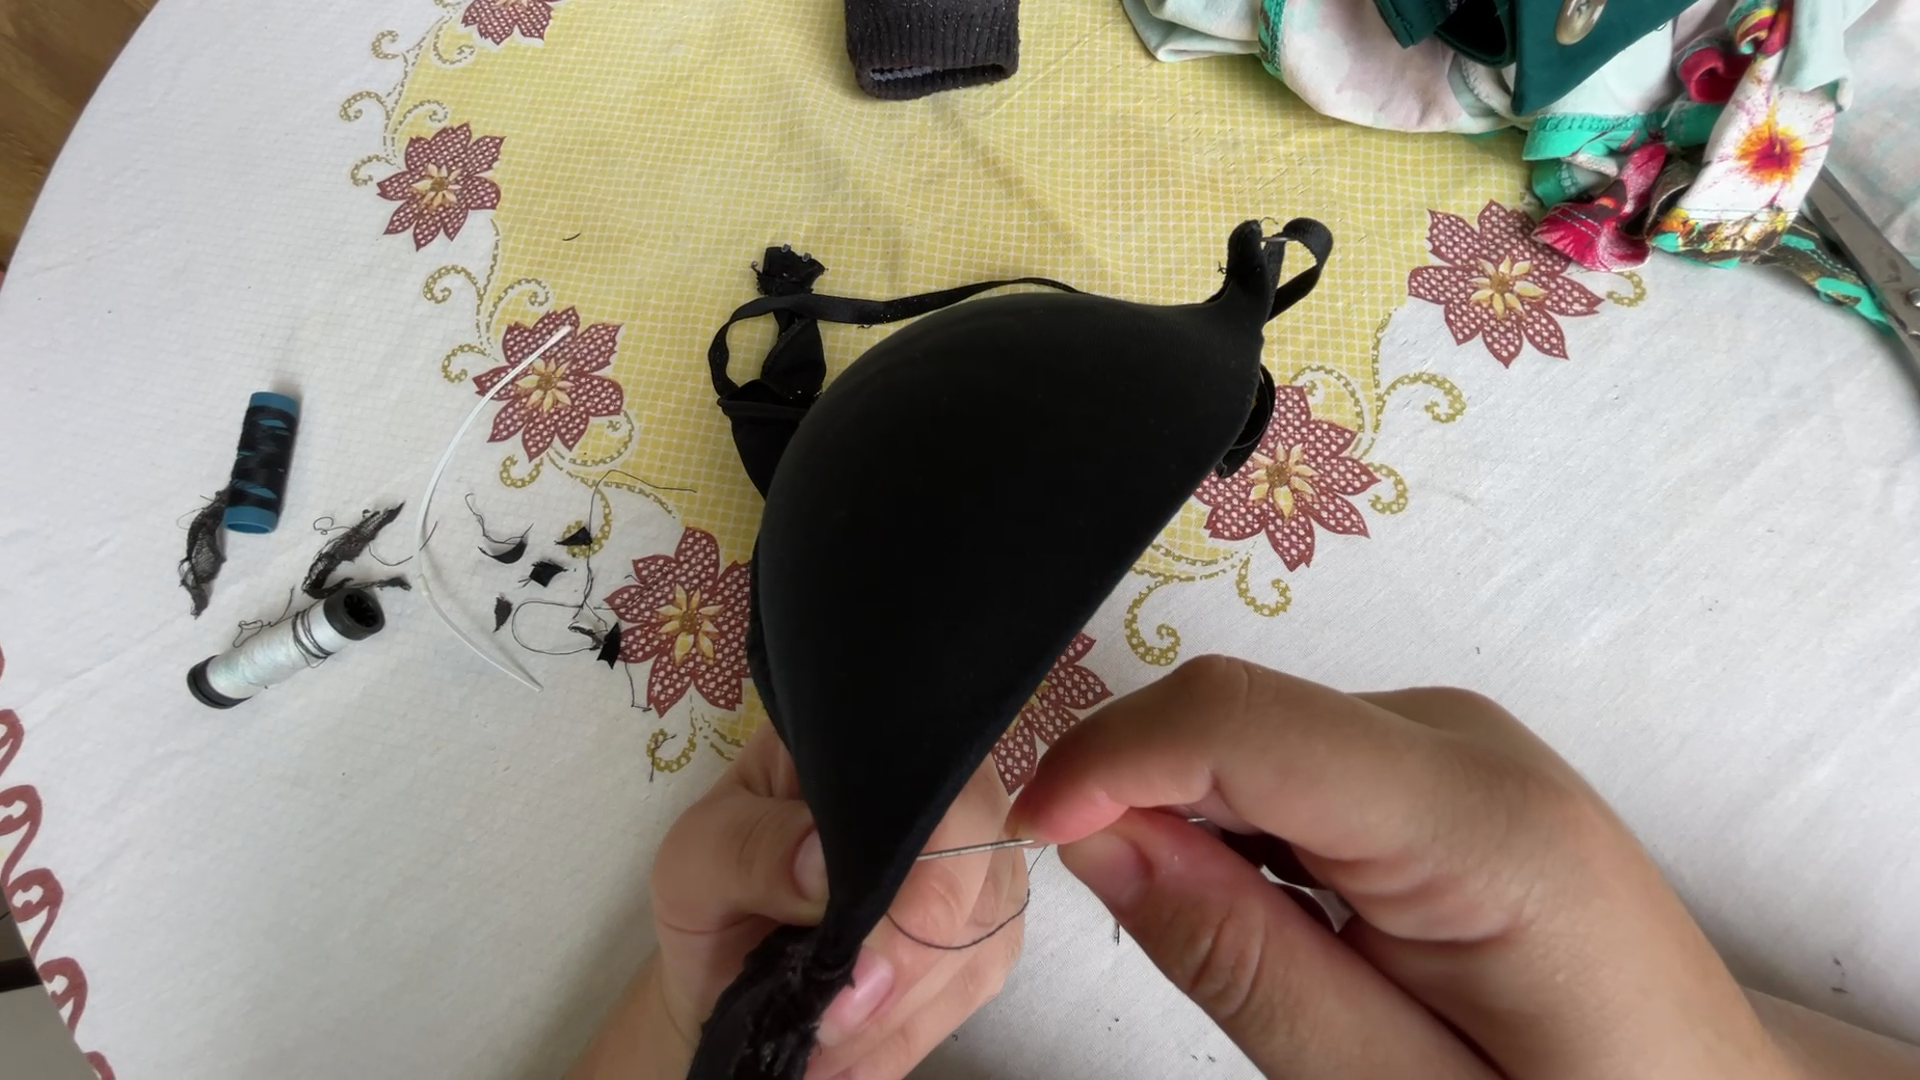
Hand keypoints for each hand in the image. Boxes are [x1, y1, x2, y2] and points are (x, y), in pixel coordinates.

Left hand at [570, 723, 1026, 1079]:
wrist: (729, 960)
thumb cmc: (716, 891)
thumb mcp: (697, 857)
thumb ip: (749, 848)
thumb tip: (822, 867)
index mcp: (872, 742)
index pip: (932, 777)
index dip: (922, 867)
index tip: (858, 963)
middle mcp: (942, 784)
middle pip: (979, 851)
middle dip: (916, 953)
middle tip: (832, 1023)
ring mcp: (973, 851)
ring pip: (987, 925)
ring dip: (909, 1007)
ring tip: (824, 1045)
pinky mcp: (983, 919)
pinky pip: (980, 977)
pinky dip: (915, 1032)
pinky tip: (853, 1054)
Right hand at [1009, 656, 1796, 1079]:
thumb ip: (1239, 961)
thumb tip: (1093, 839)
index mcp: (1477, 821)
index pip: (1237, 720)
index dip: (1110, 756)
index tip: (1033, 829)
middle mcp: (1450, 735)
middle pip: (1227, 714)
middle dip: (1131, 788)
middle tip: (1120, 905)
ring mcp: (1433, 731)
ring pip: (1235, 728)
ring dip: (1173, 806)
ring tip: (1205, 920)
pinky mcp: (1409, 747)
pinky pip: (1268, 750)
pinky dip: (1218, 810)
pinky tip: (1255, 894)